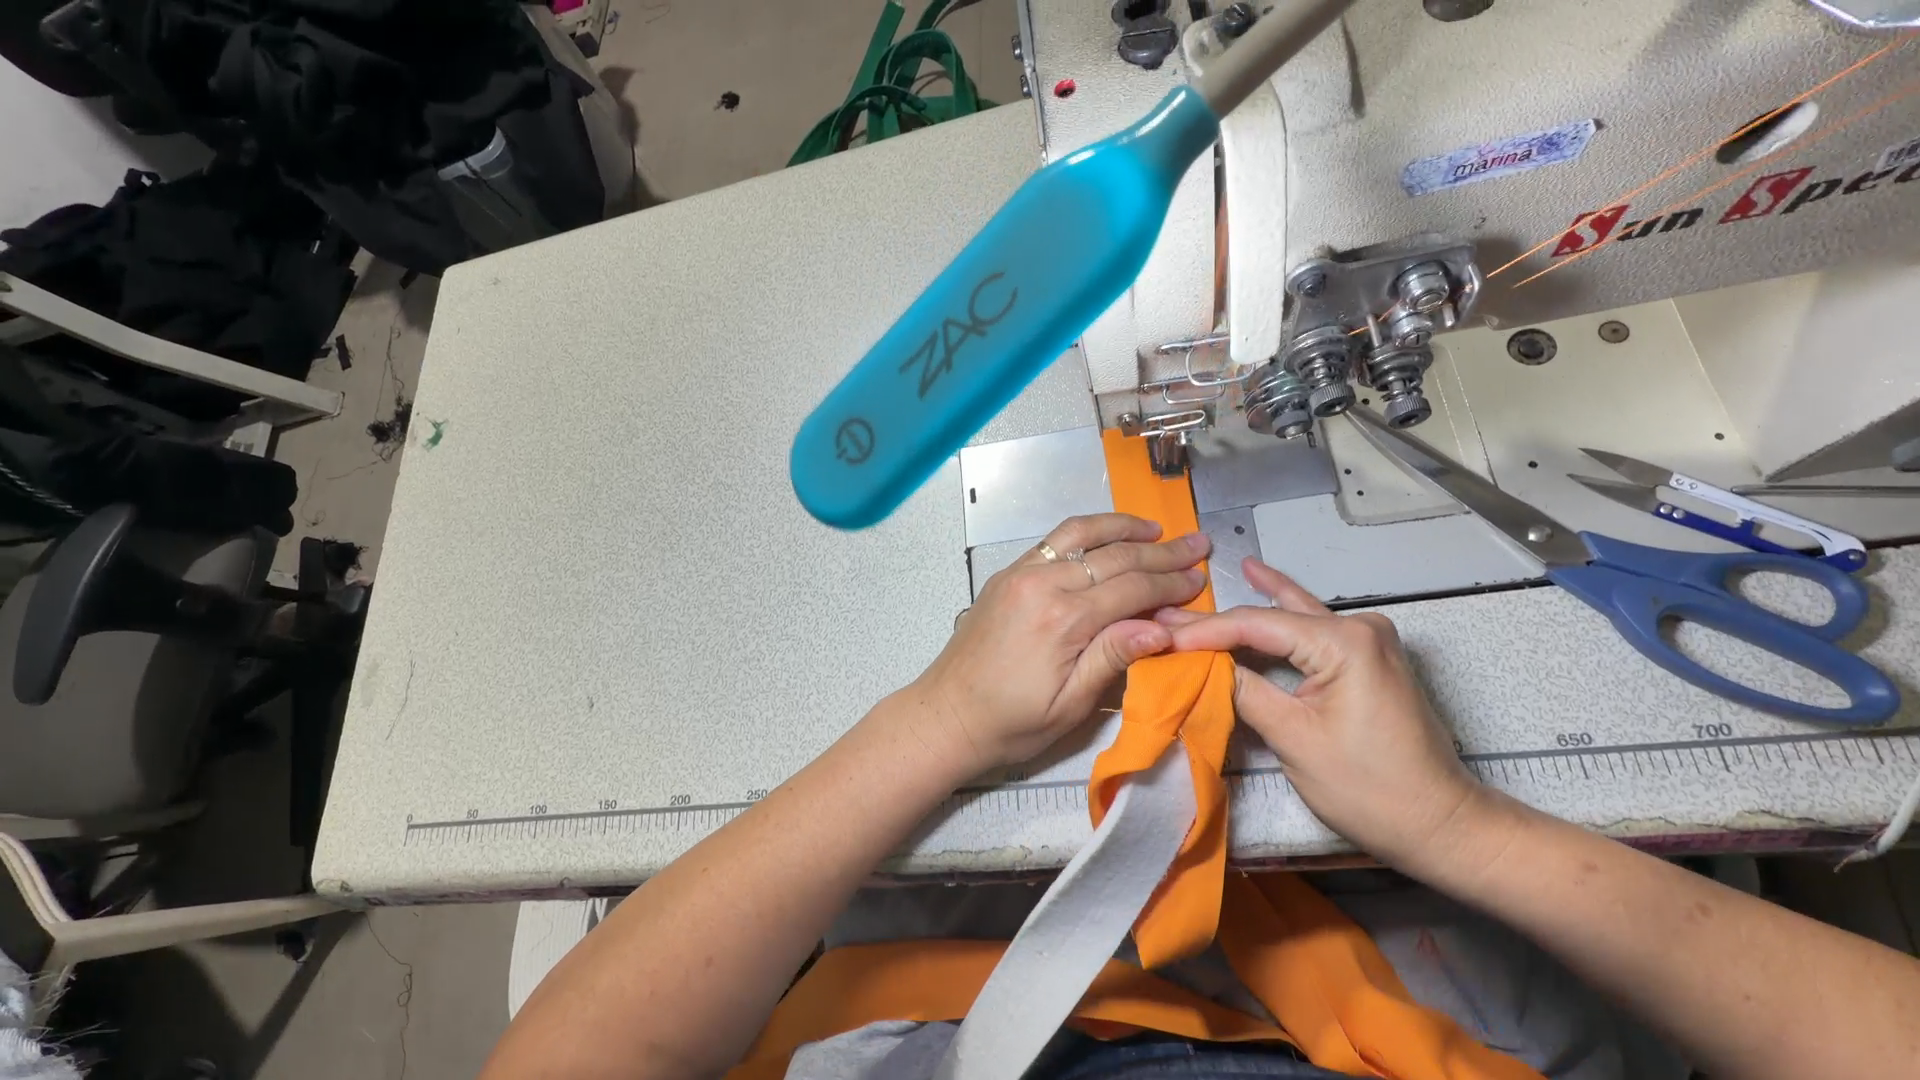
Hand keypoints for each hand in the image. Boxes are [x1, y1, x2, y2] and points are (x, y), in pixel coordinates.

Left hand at [907, 514, 1209, 775]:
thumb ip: (1113, 658)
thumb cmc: (1011, 722)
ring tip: (1157, 529)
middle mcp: (1042, 584)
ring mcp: (1021, 573)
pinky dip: (1087, 532)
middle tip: (1197, 543)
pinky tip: (1107, 537)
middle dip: (1161, 551)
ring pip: (1081, 534)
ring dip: (1123, 527)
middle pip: (1114, 556)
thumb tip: (1164, 627)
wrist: (946, 714)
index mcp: (1063, 620)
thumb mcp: (1069, 706)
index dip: (1170, 585)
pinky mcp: (1007, 574)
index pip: (1132, 589)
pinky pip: (1054, 541)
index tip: (1201, 580)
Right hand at [1163, 557, 1481, 870]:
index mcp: (1345, 641)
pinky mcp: (1369, 657)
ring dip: (1247, 610)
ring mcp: (1369, 639)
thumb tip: (1200, 664)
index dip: (1204, 631)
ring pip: (1293, 616)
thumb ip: (1244, 690)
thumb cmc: (1367, 787)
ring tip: (1201, 587)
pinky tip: (1262, 582)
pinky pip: (1312, 629)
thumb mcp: (1294, 739)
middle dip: (1219, 620)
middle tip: (1166, 611)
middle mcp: (1360, 626)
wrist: (1439, 822)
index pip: (1256, 625)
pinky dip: (1280, 615)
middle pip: (1272, 616)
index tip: (1159, 634)